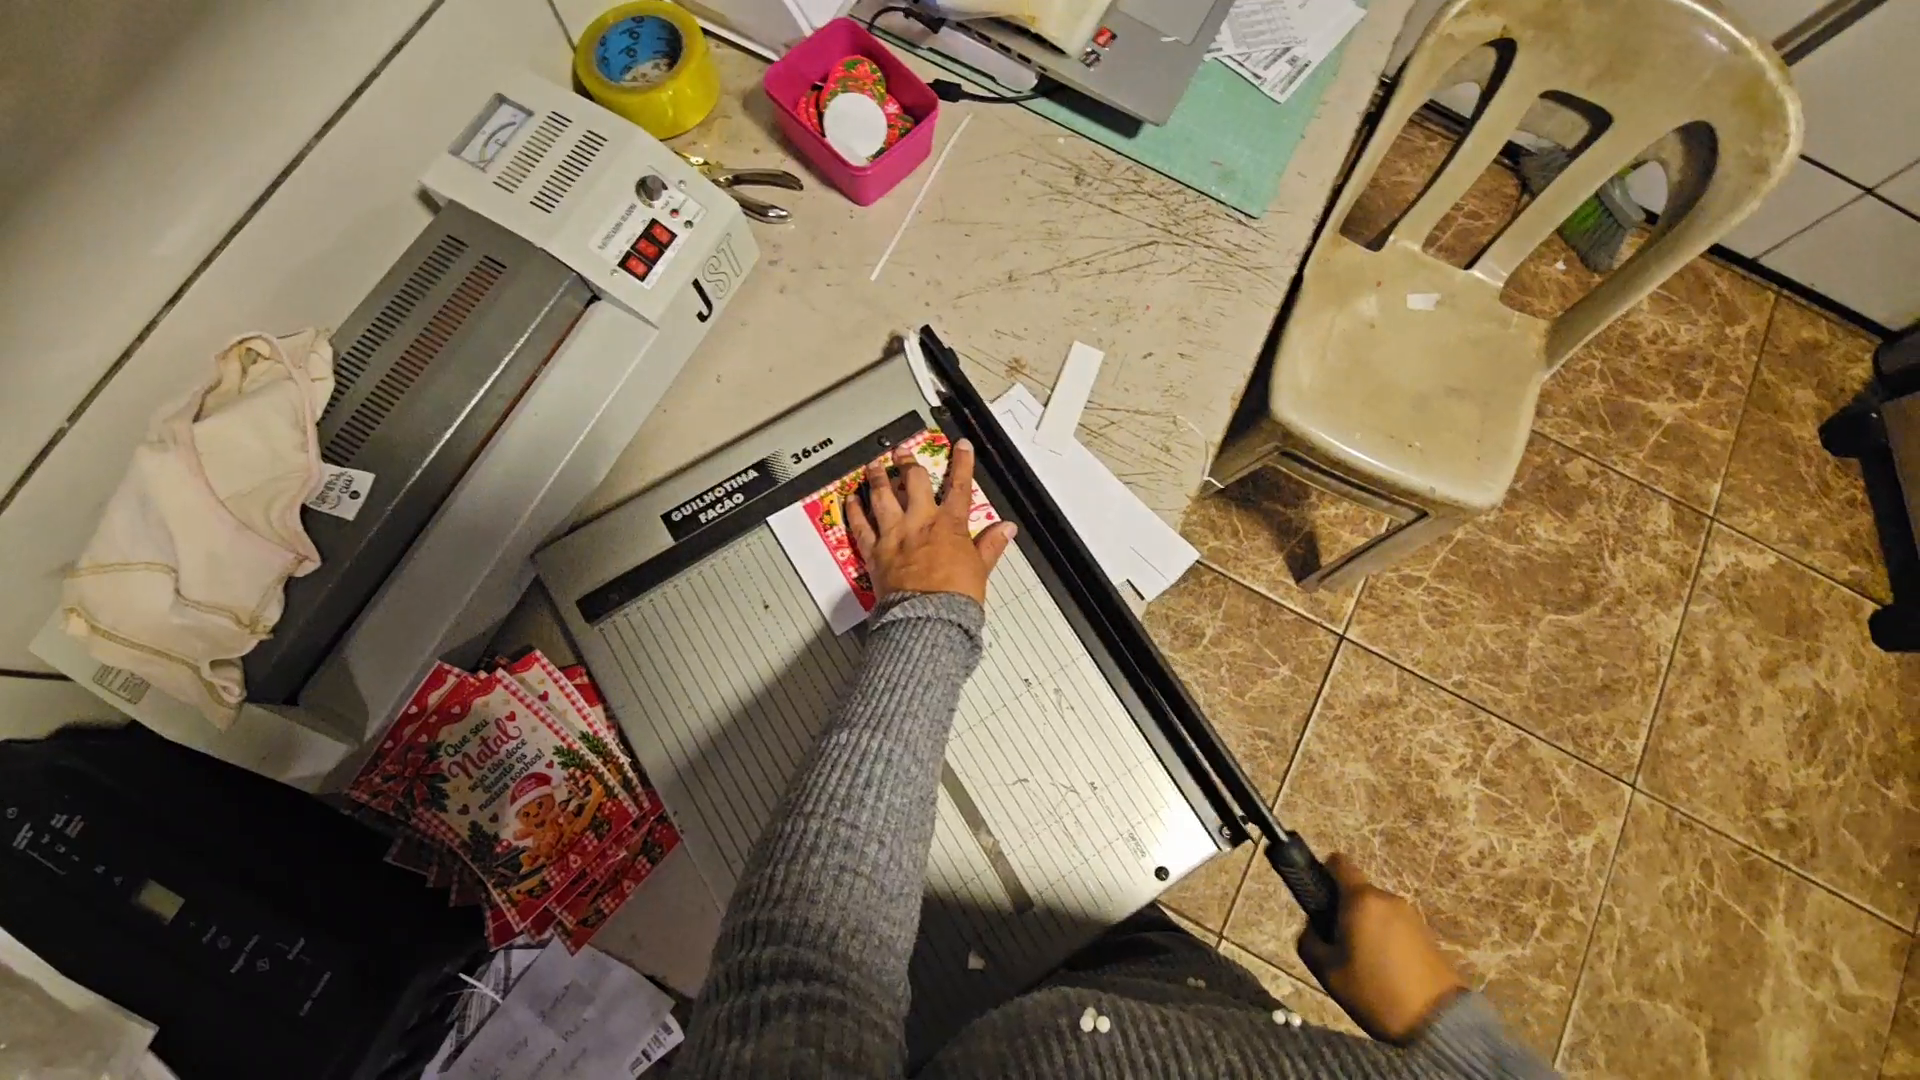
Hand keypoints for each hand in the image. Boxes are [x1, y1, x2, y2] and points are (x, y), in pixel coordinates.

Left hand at [845, 438, 1016, 605]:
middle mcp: (919, 523)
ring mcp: (894, 535)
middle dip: (908, 463)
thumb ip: (991, 545)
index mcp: (948, 525)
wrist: (927, 619)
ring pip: (882, 497)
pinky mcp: (875, 552)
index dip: (962, 463)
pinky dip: (854, 510)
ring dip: (877, 478)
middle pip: (913, 482)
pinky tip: (851, 499)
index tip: (961, 446)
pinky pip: (860, 526)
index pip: (959, 487)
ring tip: (872, 465)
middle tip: (902, 451)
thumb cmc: (955, 597)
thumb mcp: (981, 569)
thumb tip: (1007, 529)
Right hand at [1296, 853, 1467, 1042]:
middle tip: (1339, 946)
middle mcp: (1388, 899)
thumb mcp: (1327, 971)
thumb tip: (1315, 926)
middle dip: (1344, 911)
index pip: (1338, 862)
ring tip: (1366, 964)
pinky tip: (1388, 970)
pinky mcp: (1428, 935)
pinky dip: (1387, 939)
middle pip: (1356, 892)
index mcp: (1361, 899)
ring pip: (1376, 911)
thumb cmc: (1375, 993)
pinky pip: (1396, 926)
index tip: (1319, 900)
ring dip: (1367, 927)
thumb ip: (1309, 939)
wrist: (1439, 1026)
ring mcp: (1412, 916)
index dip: (1323, 873)